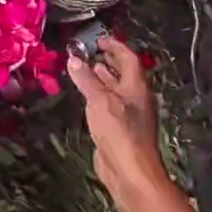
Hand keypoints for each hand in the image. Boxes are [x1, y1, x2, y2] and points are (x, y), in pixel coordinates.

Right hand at [67, 36, 166, 193]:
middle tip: (92, 52)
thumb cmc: (118, 131)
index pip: (129, 58)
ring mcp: (131, 114)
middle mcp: (137, 97)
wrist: (130, 171)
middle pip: (125, 73)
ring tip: (88, 70)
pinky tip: (88, 98)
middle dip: (110, 61)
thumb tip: (74, 59)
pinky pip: (111, 105)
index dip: (115, 46)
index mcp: (137, 86)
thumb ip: (86, 79)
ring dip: (104, 78)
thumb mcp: (99, 100)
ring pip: (117, 89)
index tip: (100, 40)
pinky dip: (100, 96)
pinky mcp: (122, 129)